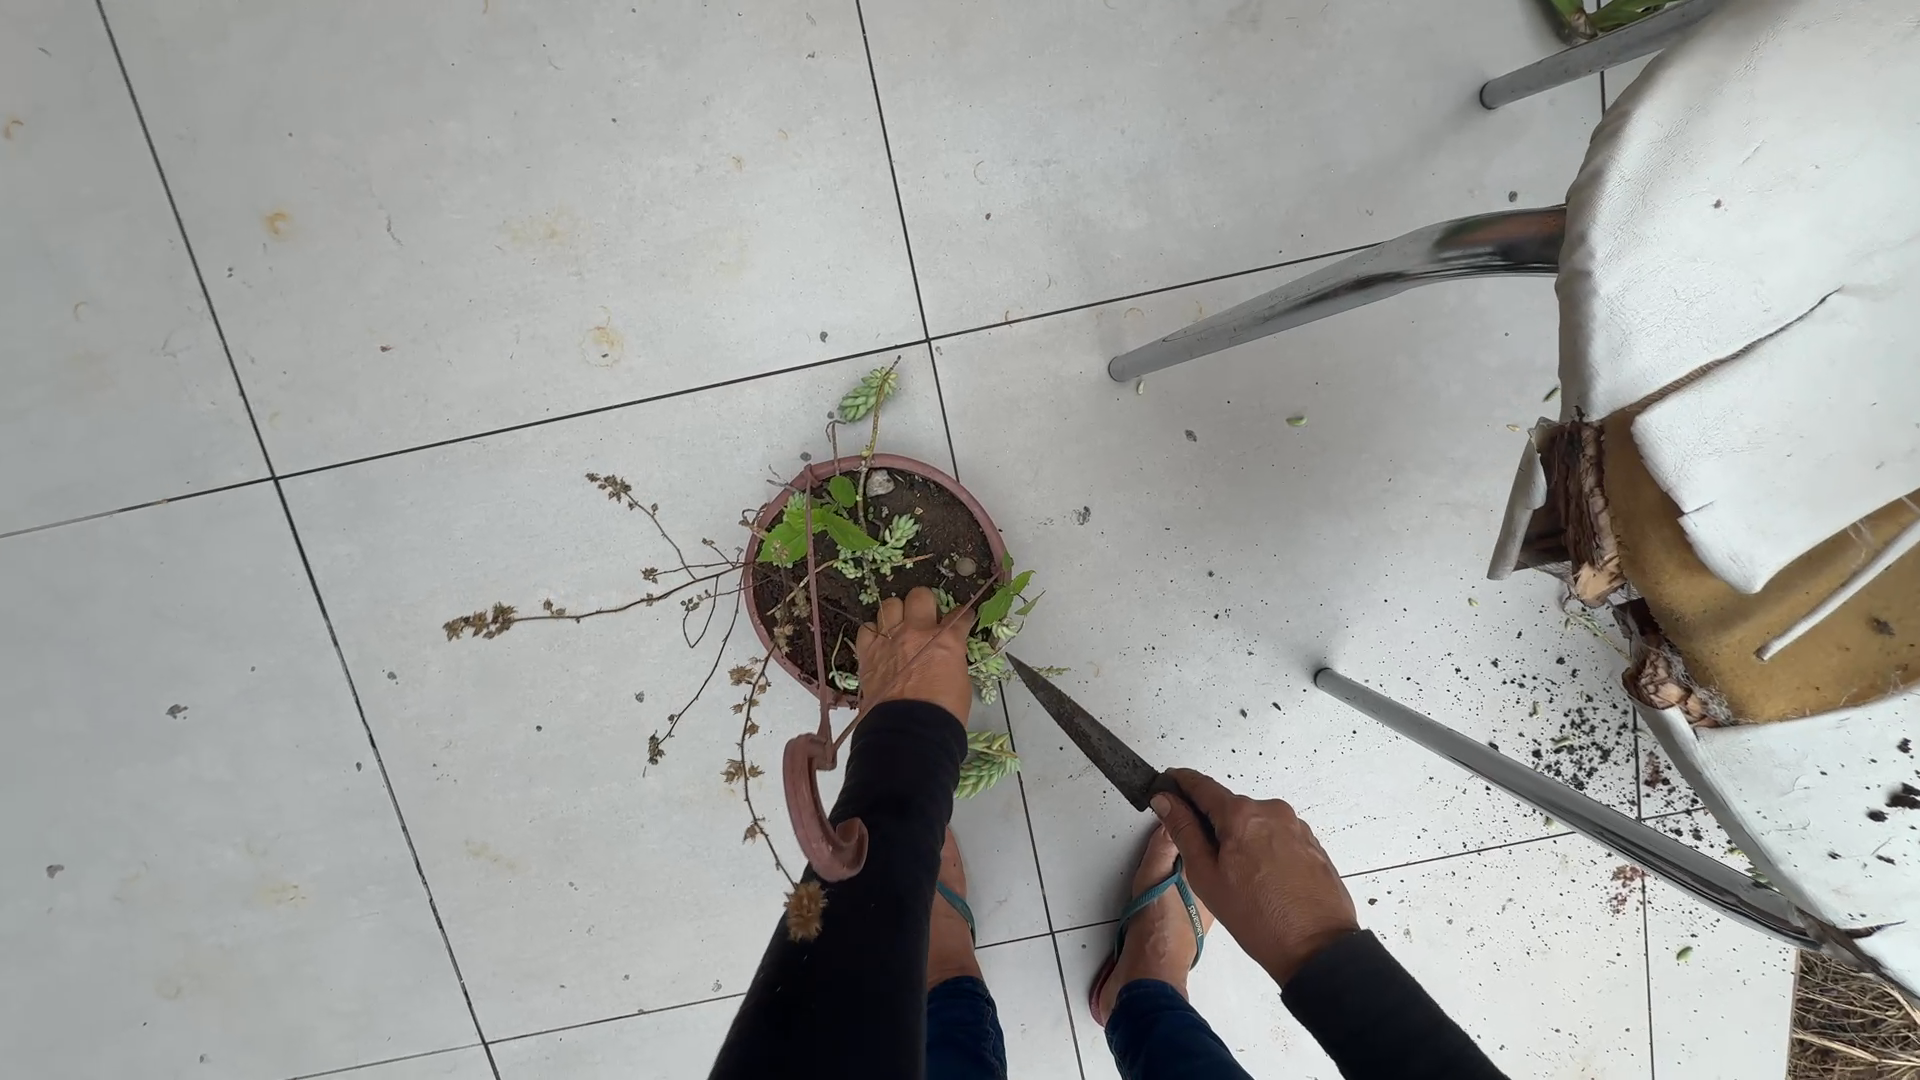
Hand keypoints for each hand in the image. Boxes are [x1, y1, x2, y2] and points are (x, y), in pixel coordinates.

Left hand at [854, 586, 970, 725]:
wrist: (909, 731)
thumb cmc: (943, 713)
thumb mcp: (960, 683)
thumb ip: (952, 661)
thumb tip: (947, 659)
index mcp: (947, 640)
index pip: (960, 616)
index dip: (962, 616)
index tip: (962, 619)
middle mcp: (918, 632)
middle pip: (920, 596)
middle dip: (925, 604)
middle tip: (926, 617)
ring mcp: (890, 639)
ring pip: (891, 604)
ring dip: (897, 614)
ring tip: (899, 627)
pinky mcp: (868, 652)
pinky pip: (867, 628)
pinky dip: (874, 633)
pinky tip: (879, 642)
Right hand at [1151, 768, 1358, 984]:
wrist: (1319, 951)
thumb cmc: (1260, 918)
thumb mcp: (1206, 875)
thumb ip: (1183, 830)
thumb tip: (1166, 800)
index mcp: (1241, 814)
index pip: (1201, 785)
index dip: (1180, 782)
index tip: (1168, 784)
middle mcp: (1271, 810)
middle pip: (1229, 806)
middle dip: (1213, 822)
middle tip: (1204, 856)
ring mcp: (1296, 826)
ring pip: (1254, 822)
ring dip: (1241, 837)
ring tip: (1239, 877)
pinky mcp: (1313, 844)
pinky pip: (1277, 836)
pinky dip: (1264, 848)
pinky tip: (1263, 878)